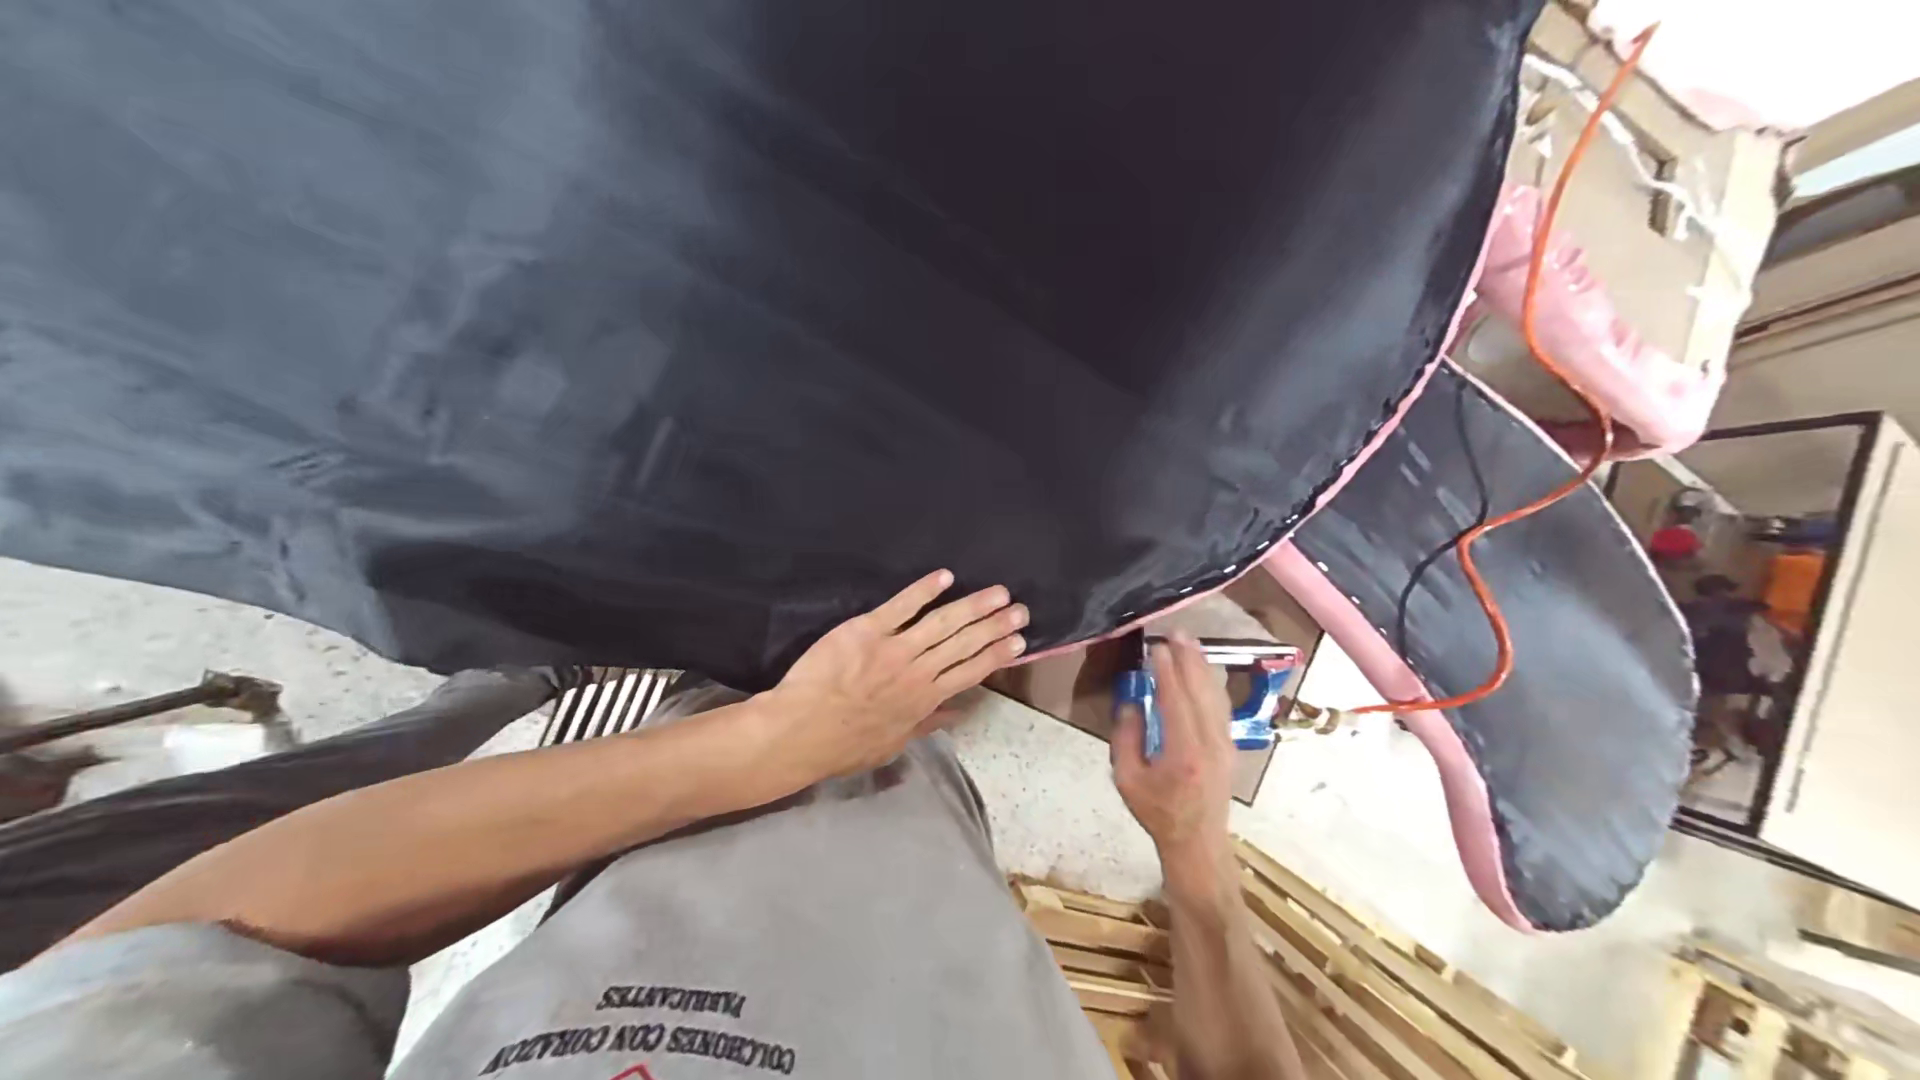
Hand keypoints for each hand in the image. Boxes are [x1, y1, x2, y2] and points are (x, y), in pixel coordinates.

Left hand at [763, 569, 1027, 778]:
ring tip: (999, 593)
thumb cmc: (843, 744)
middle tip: (1021, 609)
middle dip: (996, 626)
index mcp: (925, 699)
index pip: (971, 672)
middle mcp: (918, 671)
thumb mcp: (892, 744)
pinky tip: (945, 576)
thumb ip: (926, 725)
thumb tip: (956, 714)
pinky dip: (923, 590)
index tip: (1020, 641)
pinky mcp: (867, 630)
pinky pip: (900, 606)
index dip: (997, 654)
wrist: (800, 731)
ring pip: (943, 623)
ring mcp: (894, 648)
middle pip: (964, 643)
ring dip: (973, 606)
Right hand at [1112, 633, 1234, 899]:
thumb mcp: (1126, 778)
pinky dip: (1211, 682)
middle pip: (1201, 691)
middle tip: (1175, 633)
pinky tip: (1203, 669)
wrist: (1197, 840)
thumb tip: (1132, 702)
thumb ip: (1126, 737)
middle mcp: (1210, 743)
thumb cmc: (1157, 811)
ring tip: (1189, 642)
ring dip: (1202, 666)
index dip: (1166, 672)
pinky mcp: (1229, 745)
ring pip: (1215, 695)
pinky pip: (1221, 705)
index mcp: (1183, 753)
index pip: (1175, 701)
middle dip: (1188, 659)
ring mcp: (1224, 743)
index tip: (1156, 648)